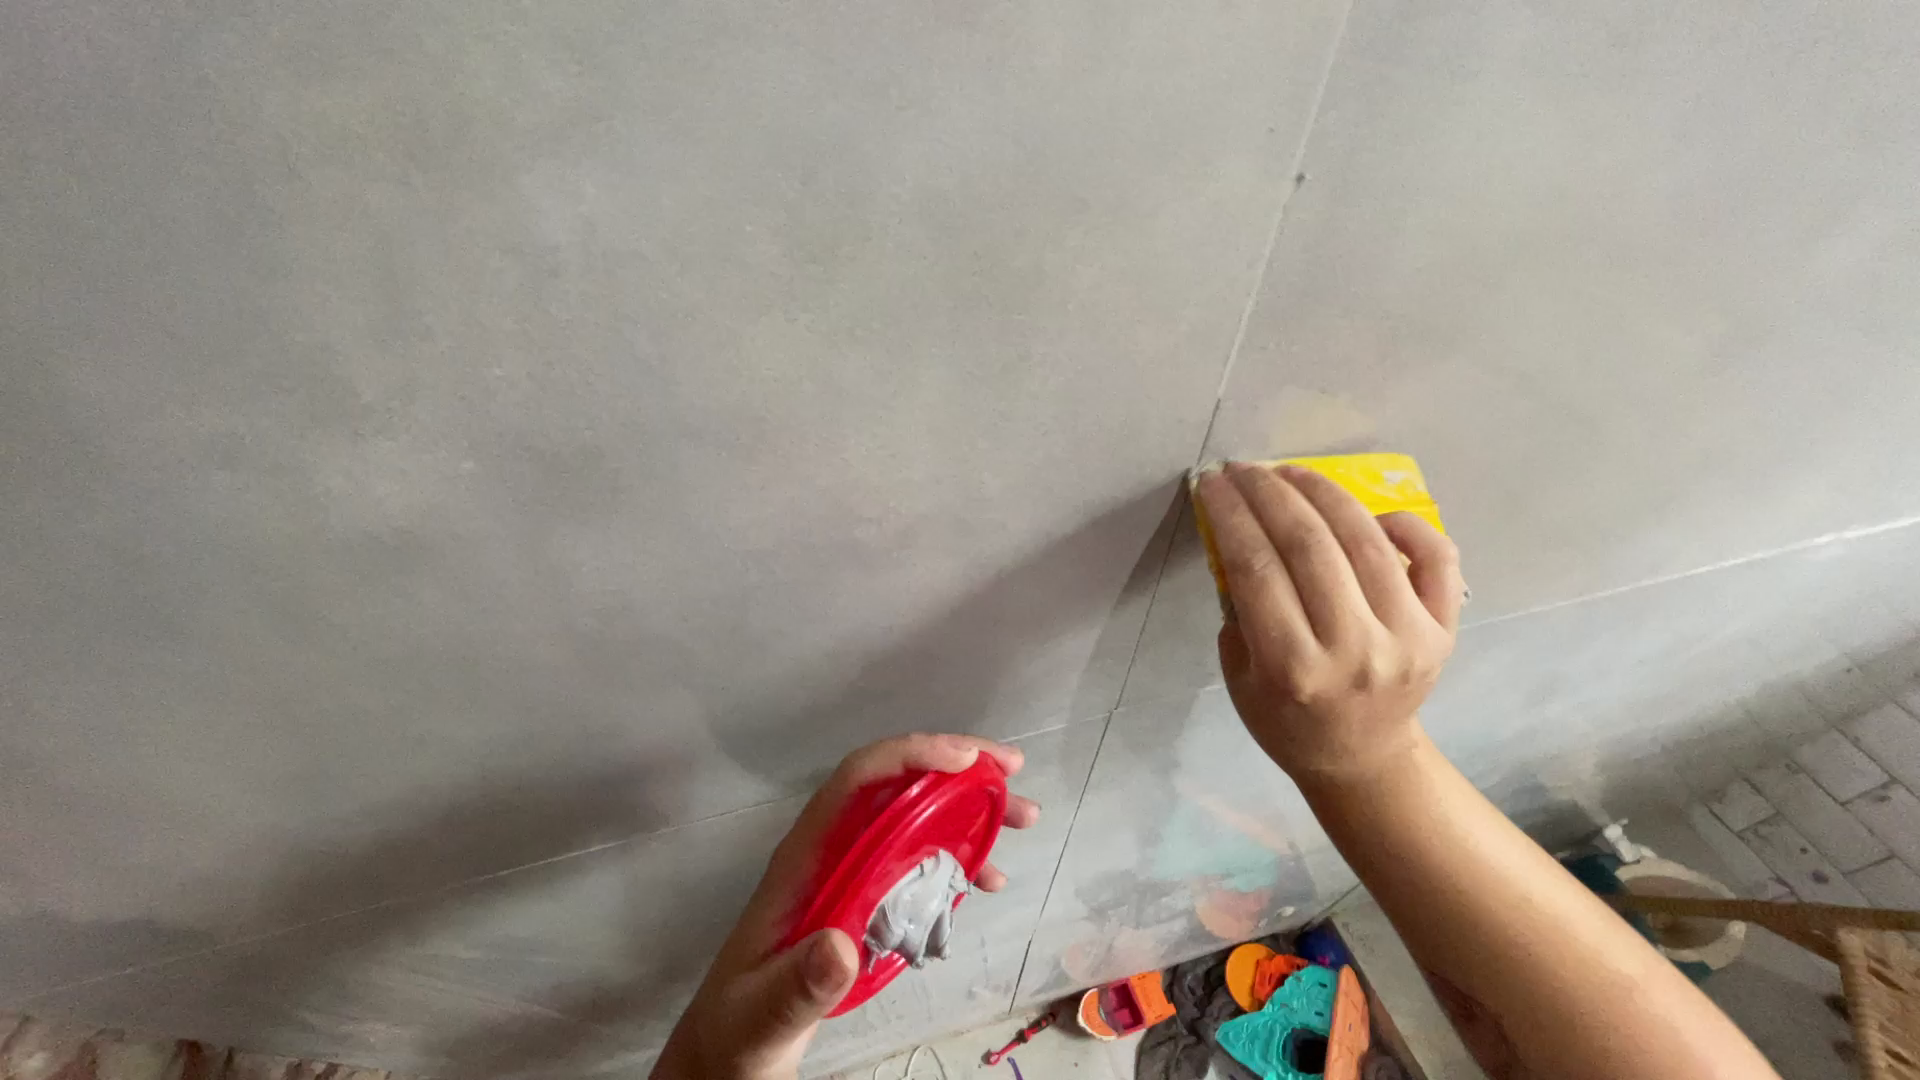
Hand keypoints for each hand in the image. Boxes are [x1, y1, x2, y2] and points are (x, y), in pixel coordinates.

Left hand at [653, 734, 1040, 1079]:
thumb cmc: (738, 1031)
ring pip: (915, 818)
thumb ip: (797, 986)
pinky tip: (989, 877)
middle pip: (897, 787)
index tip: (966, 760)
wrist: (730, 1058)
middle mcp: (834, 852)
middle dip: (955, 770)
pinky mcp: (868, 902)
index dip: (910, 756)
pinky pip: (919, 863)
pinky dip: (958, 859)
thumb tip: (841, 947)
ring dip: (967, 808)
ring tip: (1020, 816)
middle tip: (1011, 772)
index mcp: (805, 858)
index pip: (856, 781)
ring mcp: (854, 874)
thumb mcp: (760, 1017)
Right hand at [1195, 462, 1463, 787]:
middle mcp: (1354, 648)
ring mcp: (1407, 636)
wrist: (1360, 758)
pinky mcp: (1444, 628)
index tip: (1212, 483)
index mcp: (1292, 667)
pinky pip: (1435, 556)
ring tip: (1290, 473)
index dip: (1230, 514)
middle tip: (1245, 469)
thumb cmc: (1285, 720)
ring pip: (1364, 540)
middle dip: (1268, 493)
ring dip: (1322, 492)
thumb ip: (1241, 610)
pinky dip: (1403, 523)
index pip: (1256, 567)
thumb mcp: (1238, 675)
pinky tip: (1367, 510)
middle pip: (1308, 545)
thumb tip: (1242, 539)